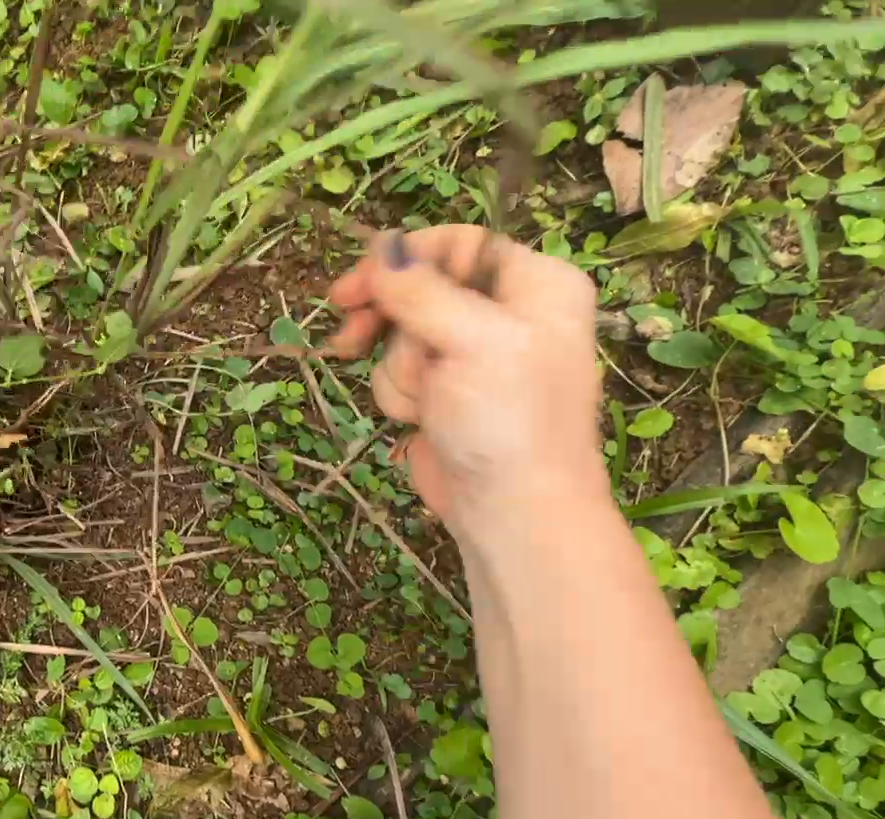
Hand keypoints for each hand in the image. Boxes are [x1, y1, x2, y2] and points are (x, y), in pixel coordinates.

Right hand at [328, 226, 607, 540]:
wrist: (508, 506)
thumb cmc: (507, 421)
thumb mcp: (473, 343)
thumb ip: (424, 293)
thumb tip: (381, 251)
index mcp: (533, 286)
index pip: (457, 245)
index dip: (401, 261)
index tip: (352, 287)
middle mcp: (501, 313)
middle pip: (417, 290)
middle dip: (388, 322)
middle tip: (350, 340)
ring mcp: (467, 356)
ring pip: (398, 337)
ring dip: (397, 370)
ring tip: (423, 402)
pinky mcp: (439, 392)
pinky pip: (396, 374)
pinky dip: (397, 395)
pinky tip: (417, 418)